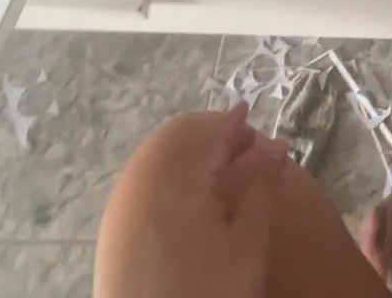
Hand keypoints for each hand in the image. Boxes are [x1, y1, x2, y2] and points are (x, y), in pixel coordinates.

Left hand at [107, 101, 290, 297]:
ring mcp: (123, 211)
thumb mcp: (249, 243)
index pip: (210, 137)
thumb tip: (278, 146)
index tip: (250, 111)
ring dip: (194, 160)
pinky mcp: (114, 237)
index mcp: (180, 181)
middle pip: (181, 145)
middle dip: (214, 140)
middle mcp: (145, 186)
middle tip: (246, 147)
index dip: (232, 123)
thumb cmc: (211, 293)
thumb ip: (262, 187)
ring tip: (225, 175)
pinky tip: (194, 202)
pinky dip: (173, 181)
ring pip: (162, 165)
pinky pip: (147, 187)